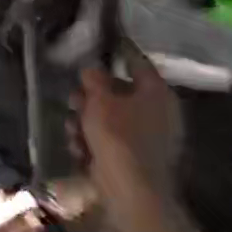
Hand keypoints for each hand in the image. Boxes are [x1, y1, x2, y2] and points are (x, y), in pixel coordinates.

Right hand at [68, 47, 182, 209]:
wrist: (132, 191)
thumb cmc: (118, 137)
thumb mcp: (99, 100)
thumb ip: (94, 80)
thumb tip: (92, 70)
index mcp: (157, 92)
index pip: (138, 62)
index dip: (120, 50)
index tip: (106, 40)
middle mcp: (159, 111)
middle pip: (119, 92)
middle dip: (91, 97)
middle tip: (73, 99)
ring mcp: (150, 137)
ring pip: (111, 118)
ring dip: (86, 122)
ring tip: (72, 131)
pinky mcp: (137, 158)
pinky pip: (111, 140)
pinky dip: (94, 142)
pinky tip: (80, 150)